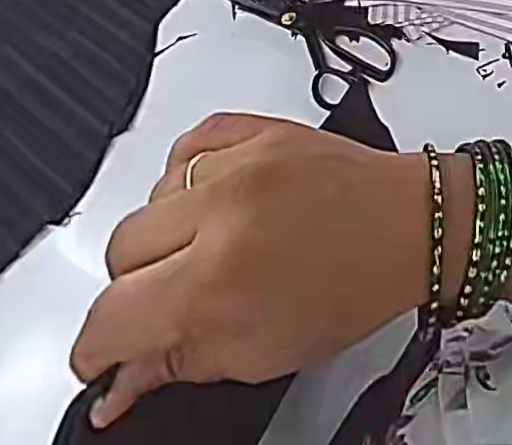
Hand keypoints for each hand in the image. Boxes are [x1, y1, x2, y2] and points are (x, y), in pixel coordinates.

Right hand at [70, 114, 430, 427]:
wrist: (412, 222)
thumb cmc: (360, 284)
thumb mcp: (265, 352)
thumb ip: (178, 365)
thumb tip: (118, 383)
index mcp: (220, 276)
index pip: (107, 318)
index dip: (100, 350)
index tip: (110, 352)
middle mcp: (225, 208)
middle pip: (121, 250)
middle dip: (139, 286)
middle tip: (183, 293)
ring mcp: (246, 158)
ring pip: (152, 197)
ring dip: (169, 229)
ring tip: (217, 242)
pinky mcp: (264, 128)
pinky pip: (192, 141)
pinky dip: (191, 172)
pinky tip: (217, 196)